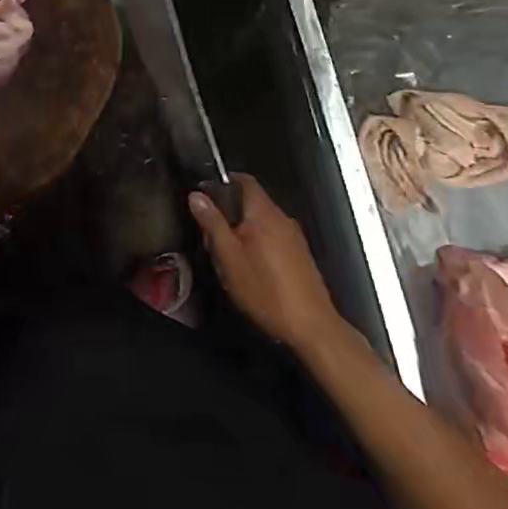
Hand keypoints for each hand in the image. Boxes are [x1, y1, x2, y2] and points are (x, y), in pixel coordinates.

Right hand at [190, 174, 347, 350]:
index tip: (206, 191)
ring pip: (260, 222)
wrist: (311, 327)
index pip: (245, 181)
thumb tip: (197, 197)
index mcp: (264, 215)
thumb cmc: (268, 293)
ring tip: (227, 256)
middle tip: (212, 235)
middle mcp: (283, 221)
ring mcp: (294, 239)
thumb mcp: (228, 256)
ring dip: (241, 231)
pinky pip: (272, 238)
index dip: (223, 181)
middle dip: (228, 213)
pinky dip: (255, 244)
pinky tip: (248, 269)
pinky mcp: (299, 256)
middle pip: (251, 202)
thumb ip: (212, 223)